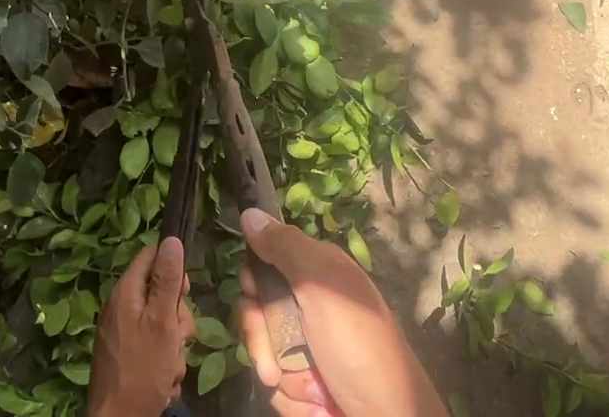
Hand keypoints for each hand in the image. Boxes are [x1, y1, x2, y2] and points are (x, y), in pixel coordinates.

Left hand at [88, 236, 195, 416]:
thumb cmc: (142, 369)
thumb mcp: (161, 322)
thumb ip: (167, 281)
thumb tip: (172, 239)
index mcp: (126, 292)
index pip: (151, 256)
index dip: (172, 267)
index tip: (185, 291)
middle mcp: (121, 307)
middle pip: (160, 294)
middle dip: (177, 318)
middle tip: (178, 339)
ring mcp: (123, 332)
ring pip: (161, 325)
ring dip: (173, 347)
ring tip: (169, 367)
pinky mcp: (126, 355)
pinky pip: (154, 347)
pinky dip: (163, 363)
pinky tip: (163, 380)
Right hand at [233, 208, 447, 416]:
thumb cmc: (359, 346)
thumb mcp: (323, 287)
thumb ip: (285, 247)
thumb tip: (249, 211)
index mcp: (316, 273)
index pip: (264, 260)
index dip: (253, 281)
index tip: (256, 296)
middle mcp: (309, 305)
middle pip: (255, 309)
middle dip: (260, 340)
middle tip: (274, 363)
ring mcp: (307, 347)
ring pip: (263, 352)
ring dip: (283, 377)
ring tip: (311, 391)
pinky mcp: (307, 385)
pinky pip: (279, 388)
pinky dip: (295, 402)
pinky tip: (317, 405)